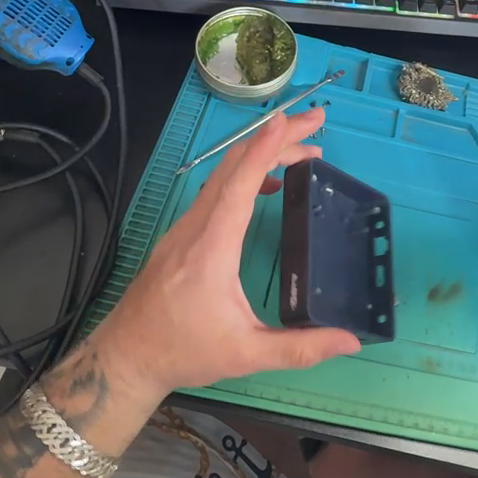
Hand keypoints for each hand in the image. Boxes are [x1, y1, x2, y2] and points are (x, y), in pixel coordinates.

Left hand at [92, 106, 360, 414]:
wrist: (126, 358)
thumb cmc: (183, 352)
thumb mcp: (245, 355)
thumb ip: (299, 349)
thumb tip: (352, 341)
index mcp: (212, 246)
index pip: (240, 184)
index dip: (265, 148)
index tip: (288, 120)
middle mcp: (197, 225)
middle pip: (236, 165)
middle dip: (276, 137)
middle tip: (316, 122)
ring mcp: (186, 225)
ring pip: (225, 173)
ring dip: (263, 153)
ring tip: (304, 152)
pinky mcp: (183, 231)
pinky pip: (217, 187)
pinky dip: (246, 172)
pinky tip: (268, 186)